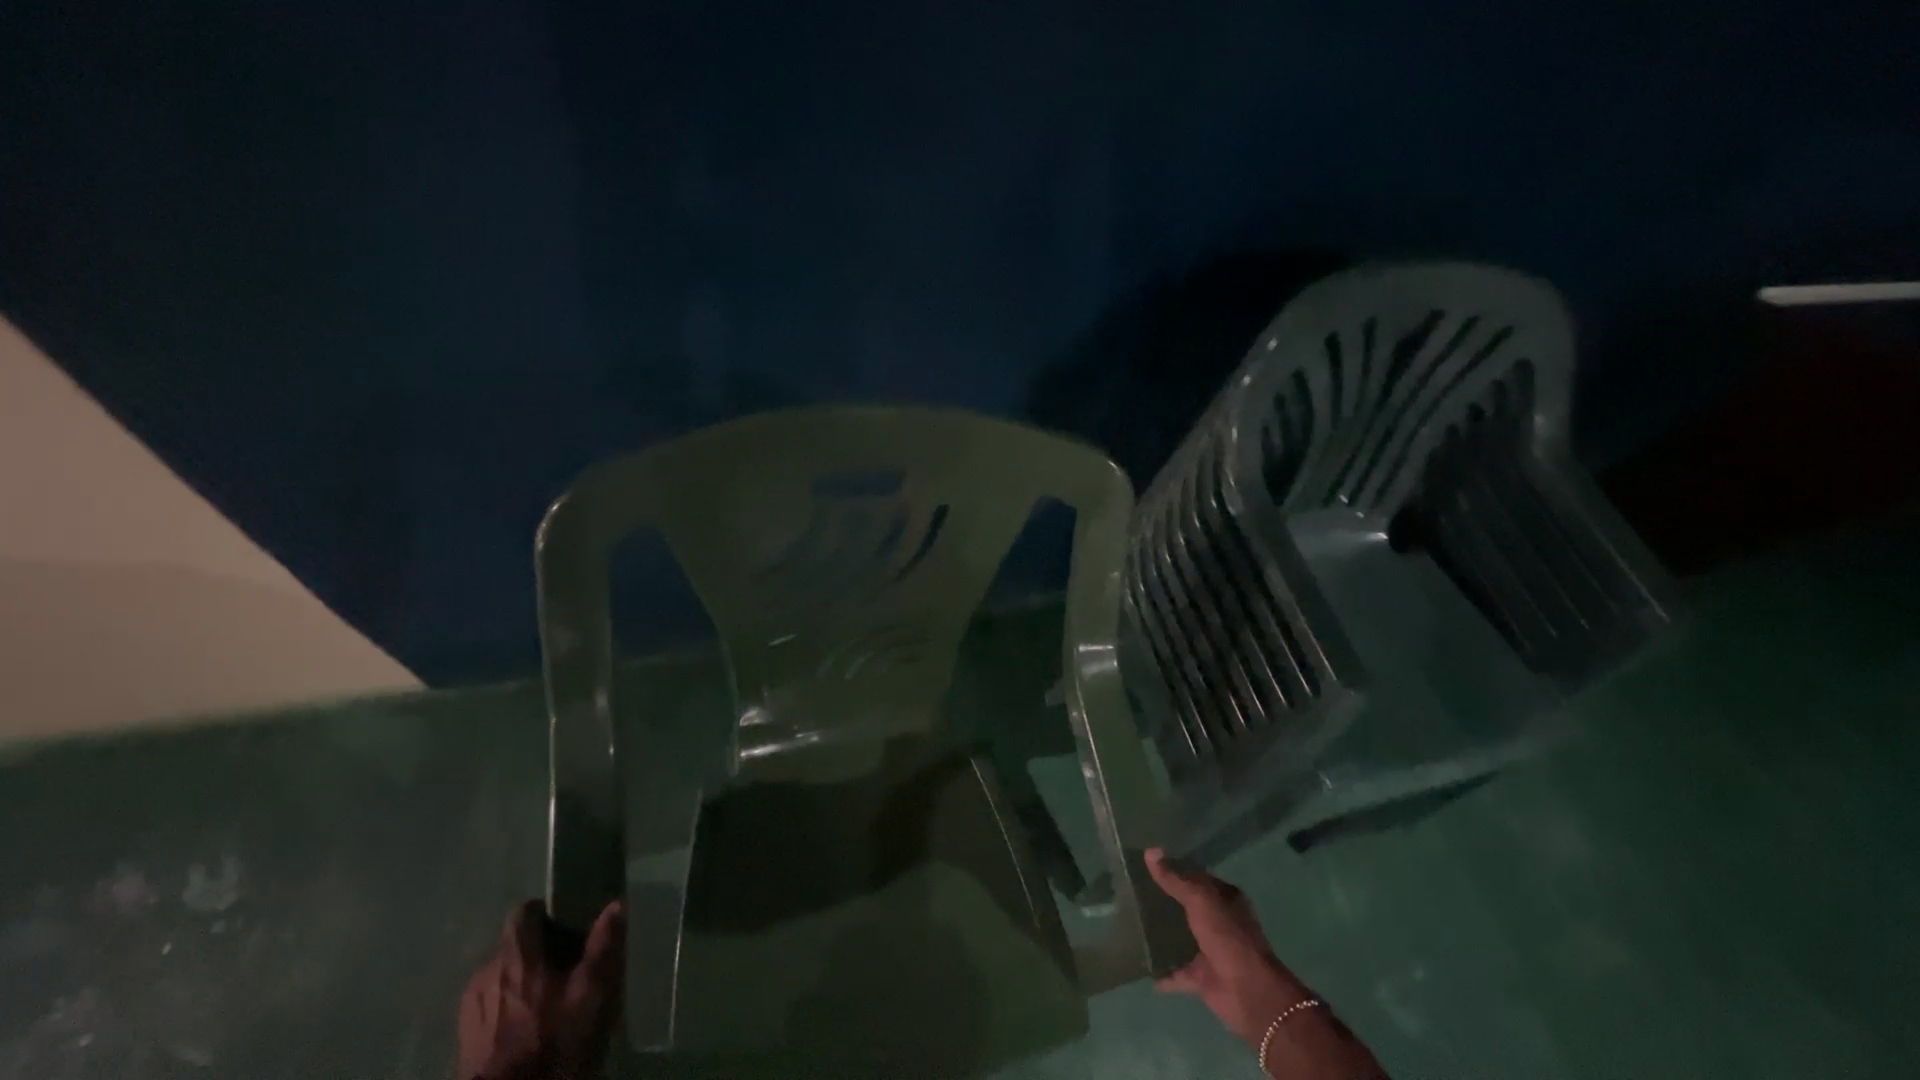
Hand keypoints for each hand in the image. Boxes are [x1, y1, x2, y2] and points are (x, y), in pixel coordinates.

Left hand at [457, 900, 624, 1079]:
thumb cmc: (551, 1041)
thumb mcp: (590, 994)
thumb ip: (602, 947)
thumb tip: (616, 905)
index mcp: (516, 955)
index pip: (523, 912)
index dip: (545, 913)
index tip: (567, 927)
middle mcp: (487, 970)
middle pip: (515, 946)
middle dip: (539, 952)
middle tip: (567, 972)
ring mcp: (471, 1003)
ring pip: (502, 976)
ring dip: (523, 981)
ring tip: (547, 1004)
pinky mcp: (464, 1032)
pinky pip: (491, 1003)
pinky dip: (508, 1006)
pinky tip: (527, 1029)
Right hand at [1146, 850, 1385, 1078]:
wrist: (1248, 990)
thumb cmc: (1227, 936)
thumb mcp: (1199, 900)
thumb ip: (1174, 879)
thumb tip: (1149, 851)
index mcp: (1225, 899)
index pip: (1197, 879)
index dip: (1174, 871)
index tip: (1146, 866)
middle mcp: (1220, 923)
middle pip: (1188, 908)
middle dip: (1165, 902)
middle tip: (1131, 892)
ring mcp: (1211, 951)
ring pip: (1182, 939)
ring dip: (1162, 935)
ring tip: (1131, 925)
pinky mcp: (1202, 978)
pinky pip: (1176, 972)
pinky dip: (1162, 972)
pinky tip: (1141, 966)